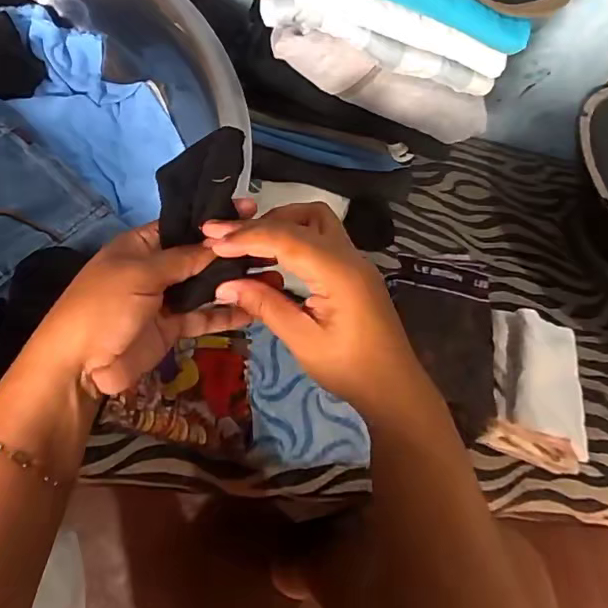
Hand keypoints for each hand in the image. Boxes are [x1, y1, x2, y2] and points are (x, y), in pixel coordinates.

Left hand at [33, 201, 262, 395]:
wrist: (79, 365)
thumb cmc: (103, 306)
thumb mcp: (141, 274)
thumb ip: (182, 259)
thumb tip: (218, 242)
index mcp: (140, 244)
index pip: (182, 224)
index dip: (213, 219)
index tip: (250, 208)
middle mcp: (155, 266)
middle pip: (198, 255)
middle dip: (230, 251)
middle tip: (271, 246)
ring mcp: (164, 298)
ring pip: (204, 285)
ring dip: (233, 282)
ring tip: (272, 276)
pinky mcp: (171, 327)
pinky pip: (202, 315)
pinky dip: (225, 313)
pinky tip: (254, 310)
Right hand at [202, 203, 430, 418]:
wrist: (395, 390)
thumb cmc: (350, 370)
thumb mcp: (303, 341)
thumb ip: (265, 306)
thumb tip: (224, 284)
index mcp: (339, 272)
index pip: (286, 238)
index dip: (246, 236)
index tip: (212, 240)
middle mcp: (348, 256)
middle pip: (300, 218)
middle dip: (258, 224)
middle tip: (220, 235)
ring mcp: (353, 260)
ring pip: (313, 220)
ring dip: (277, 224)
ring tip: (243, 242)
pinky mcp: (351, 269)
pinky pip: (319, 237)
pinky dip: (290, 237)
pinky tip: (269, 256)